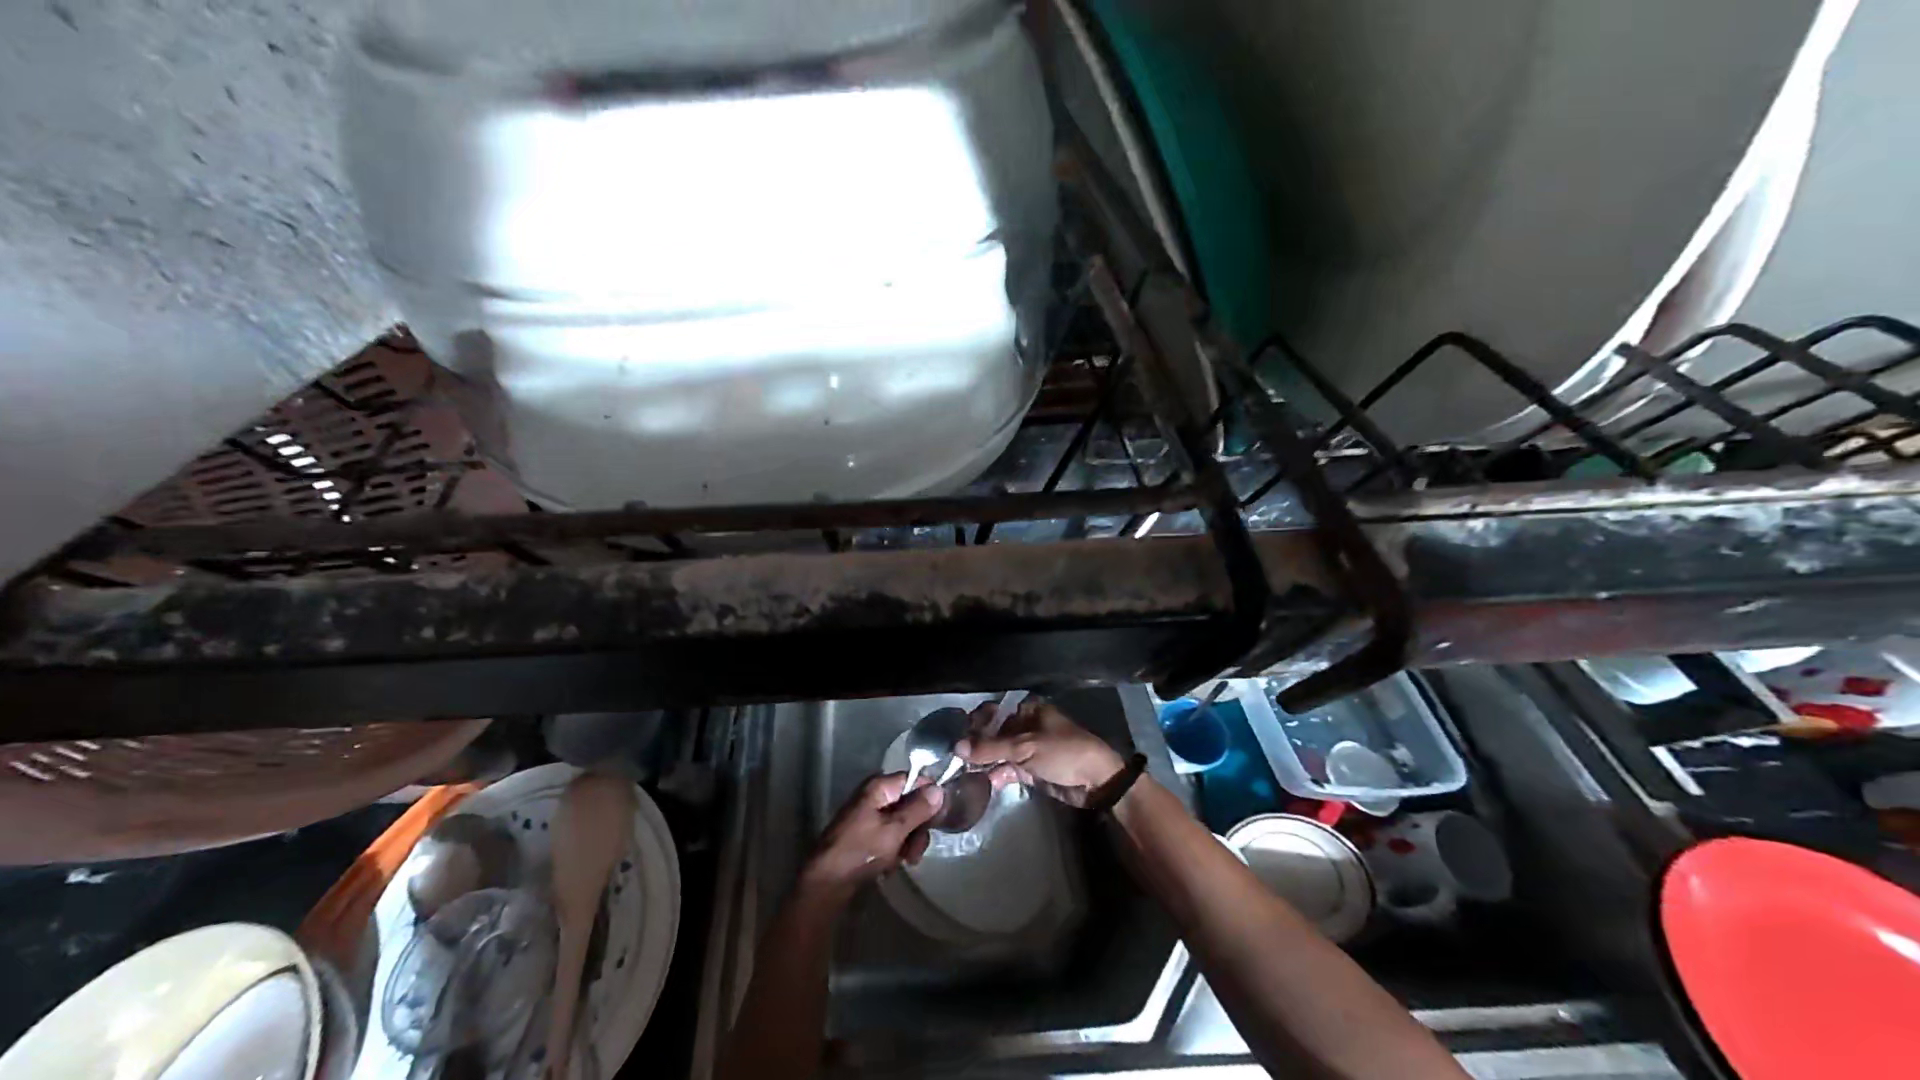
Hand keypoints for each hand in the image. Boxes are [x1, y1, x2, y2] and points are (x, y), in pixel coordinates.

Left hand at [801, 773, 944, 900]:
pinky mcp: (868, 835)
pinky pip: (892, 836)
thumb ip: (918, 809)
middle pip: (911, 803)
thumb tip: (939, 789)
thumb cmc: (860, 852)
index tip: (940, 818)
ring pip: (904, 823)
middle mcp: (875, 797)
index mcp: (879, 787)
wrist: (827, 883)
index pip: (915, 780)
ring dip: (909, 842)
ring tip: (905, 861)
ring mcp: (871, 816)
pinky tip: (892, 865)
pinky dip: (896, 849)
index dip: (930, 796)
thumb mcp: (894, 830)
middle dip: (918, 827)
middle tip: (916, 850)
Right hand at [956, 700, 1125, 807]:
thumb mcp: (1025, 747)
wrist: (1096, 780)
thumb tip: (957, 747)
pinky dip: (996, 775)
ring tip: (963, 772)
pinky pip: (1008, 769)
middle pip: (995, 733)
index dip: (976, 721)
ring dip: (984, 762)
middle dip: (977, 745)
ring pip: (1000, 753)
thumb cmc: (1063, 752)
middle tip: (955, 757)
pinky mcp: (1031, 770)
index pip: (995, 711)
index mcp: (1028, 710)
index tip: (958, 735)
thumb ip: (990, 748)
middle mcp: (1026, 726)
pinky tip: (982, 782)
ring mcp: (1029, 749)